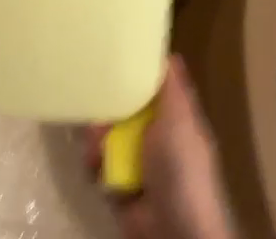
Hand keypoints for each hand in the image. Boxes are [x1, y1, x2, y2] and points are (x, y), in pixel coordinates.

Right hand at [86, 58, 237, 238]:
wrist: (172, 230)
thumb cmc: (181, 171)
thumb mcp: (181, 124)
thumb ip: (172, 90)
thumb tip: (169, 53)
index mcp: (172, 122)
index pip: (148, 89)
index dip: (130, 73)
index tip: (108, 55)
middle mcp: (153, 138)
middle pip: (118, 107)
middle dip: (104, 108)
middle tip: (96, 109)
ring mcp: (133, 160)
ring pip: (101, 132)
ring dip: (96, 139)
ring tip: (99, 148)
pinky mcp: (116, 180)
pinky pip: (94, 159)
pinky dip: (93, 163)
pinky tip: (99, 168)